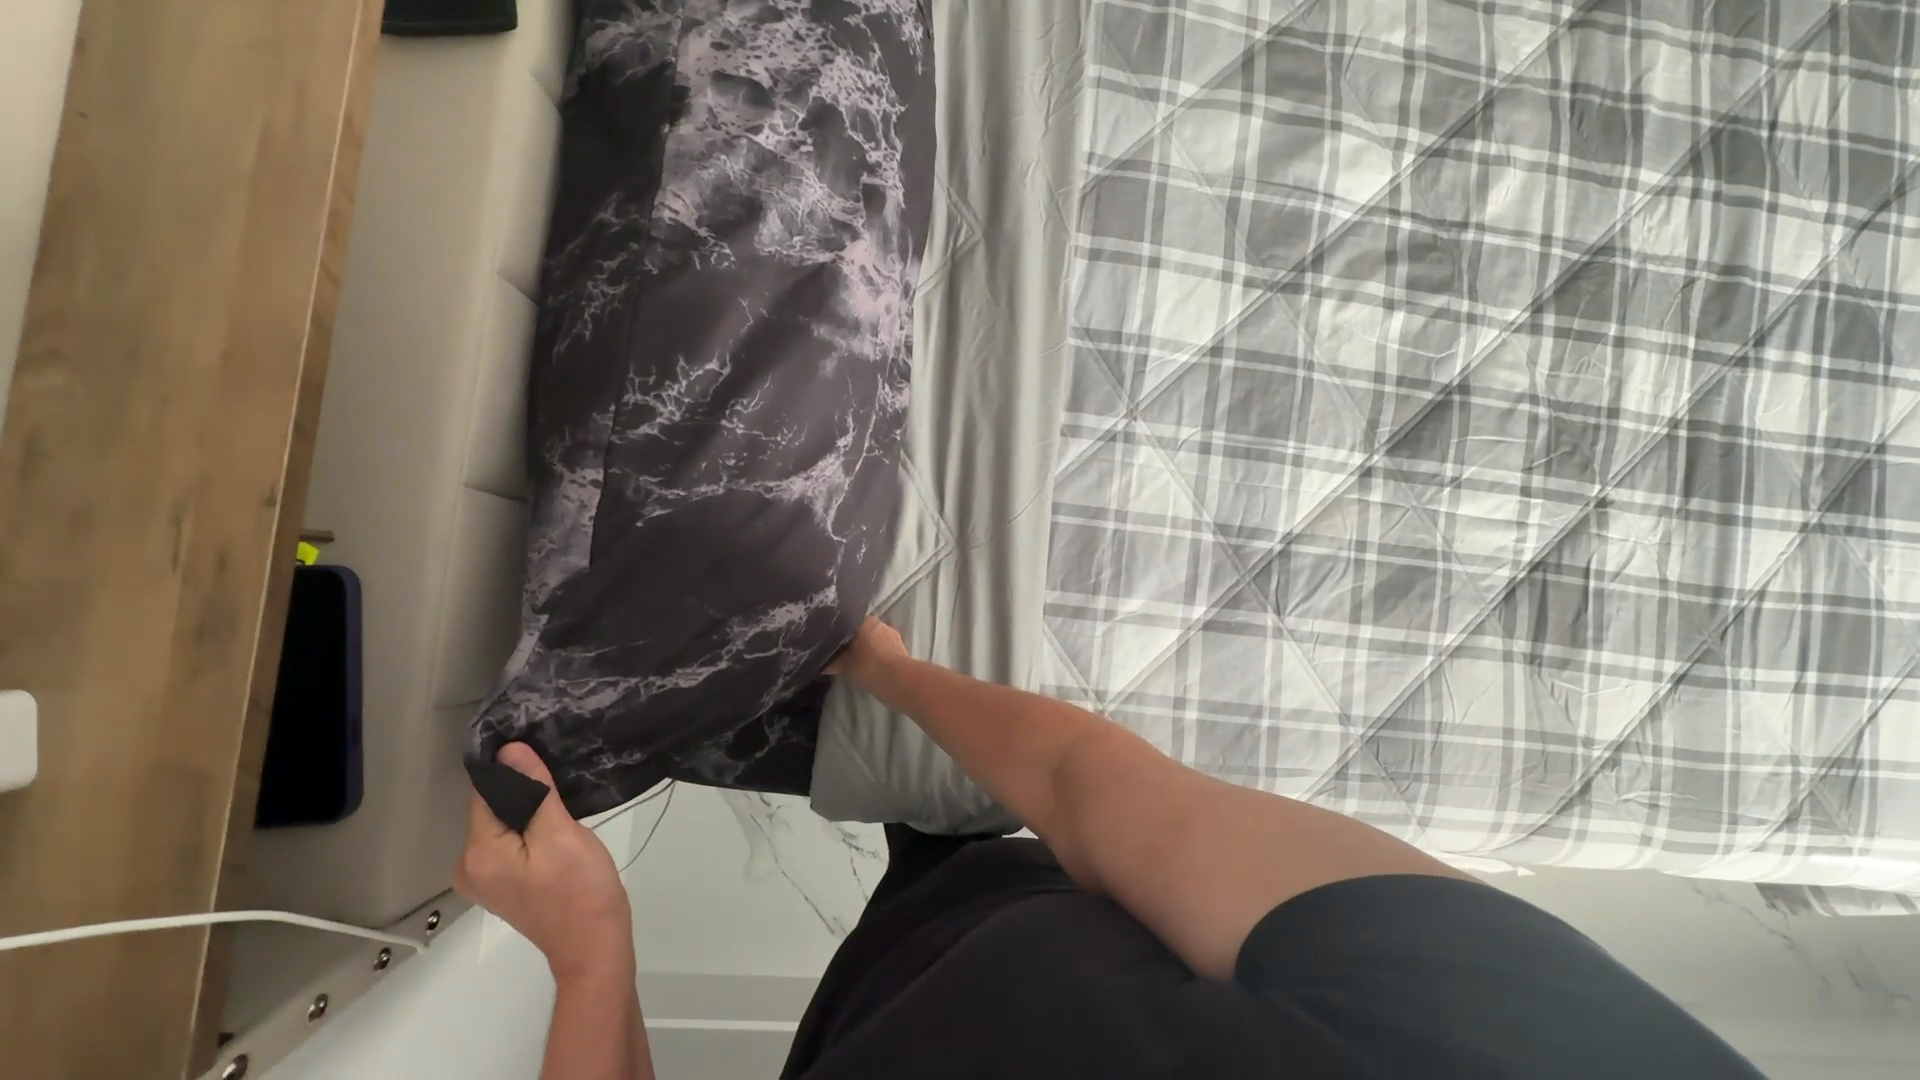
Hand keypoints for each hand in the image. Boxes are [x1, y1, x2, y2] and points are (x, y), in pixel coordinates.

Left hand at [453, 743, 633, 982]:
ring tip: (566, 793)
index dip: (515, 766)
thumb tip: (511, 750)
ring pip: (507, 823)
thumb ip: (534, 791)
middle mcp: (470, 865)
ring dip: (534, 806)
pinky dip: (534, 827)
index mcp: (477, 852)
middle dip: (527, 787)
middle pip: (495, 806)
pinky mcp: (506, 882)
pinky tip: (560, 821)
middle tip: (563, 771)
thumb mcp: (561, 834)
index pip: (487, 791)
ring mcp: (487, 877)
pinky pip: (514, 840)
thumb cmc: (579, 889)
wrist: (594, 945)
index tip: (544, 746)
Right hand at [828, 615, 909, 685]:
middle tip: (848, 654)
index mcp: (865, 621)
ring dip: (872, 649)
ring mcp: (894, 636)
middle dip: (859, 641)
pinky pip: (888, 651)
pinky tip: (875, 668)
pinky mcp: (903, 649)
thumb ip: (832, 663)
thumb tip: (823, 665)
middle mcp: (881, 624)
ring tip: (862, 663)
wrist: (896, 679)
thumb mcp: (843, 665)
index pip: (851, 622)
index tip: (838, 644)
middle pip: (866, 631)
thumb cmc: (866, 665)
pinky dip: (882, 657)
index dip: (844, 633)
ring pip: (878, 641)